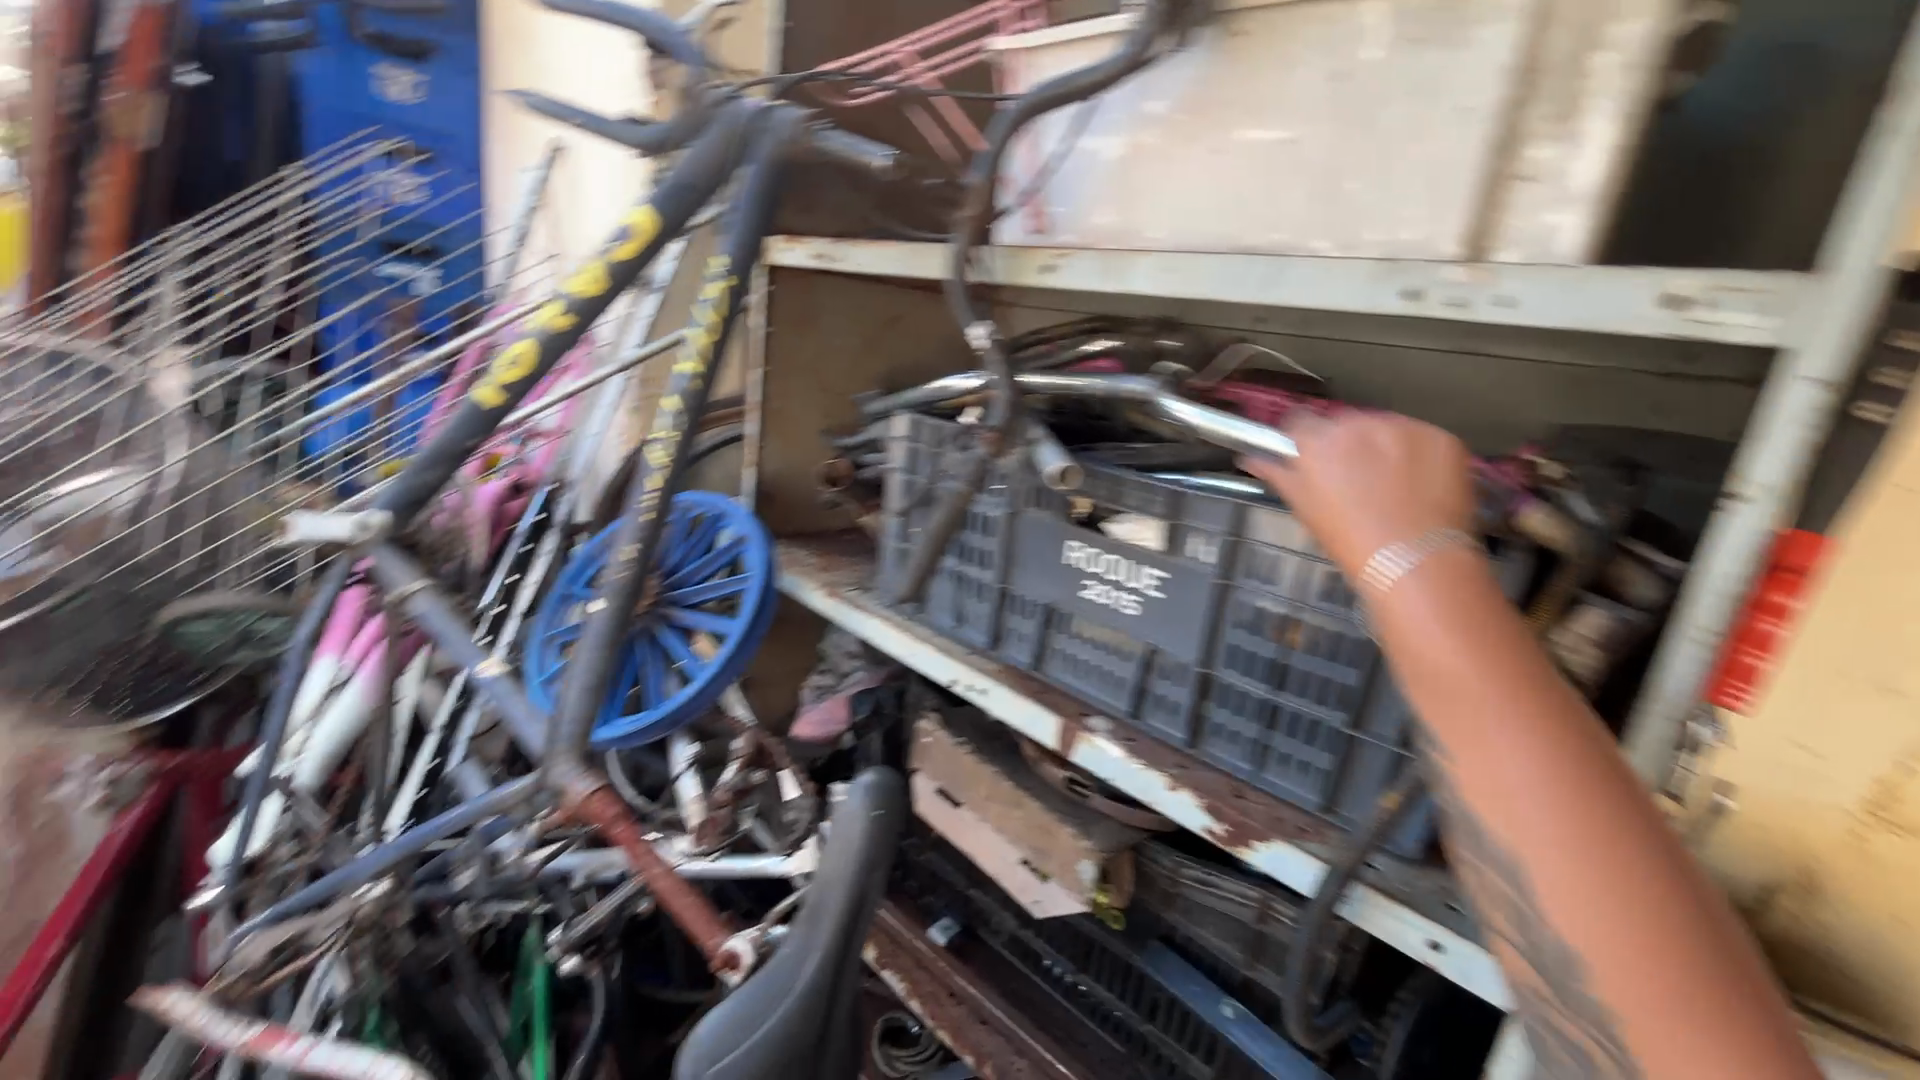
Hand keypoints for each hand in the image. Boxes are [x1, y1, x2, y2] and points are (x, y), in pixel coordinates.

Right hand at [1239, 412, 1476, 581]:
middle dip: (1347, 444)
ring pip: (1385, 429)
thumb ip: (1278, 475)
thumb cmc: (1349, 540)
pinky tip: (1419, 485)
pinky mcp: (1441, 436)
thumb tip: (1251, 459)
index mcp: (1317, 441)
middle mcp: (1358, 423)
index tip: (1310, 455)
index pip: (1299, 420)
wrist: (1414, 561)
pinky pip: (1423, 439)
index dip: (1303, 438)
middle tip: (1354, 479)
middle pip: (1345, 422)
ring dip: (1384, 447)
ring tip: (1392, 485)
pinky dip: (1419, 455)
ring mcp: (1404, 427)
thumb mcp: (1305, 509)